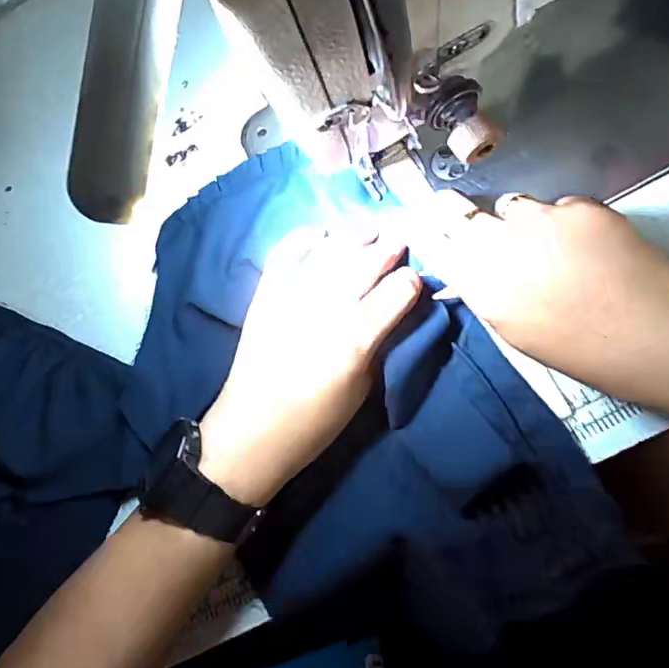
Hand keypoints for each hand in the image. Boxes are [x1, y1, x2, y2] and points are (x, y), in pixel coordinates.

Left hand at [198, 227, 422, 504]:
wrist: (253, 431)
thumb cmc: (317, 419)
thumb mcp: (365, 386)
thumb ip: (383, 340)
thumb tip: (398, 307)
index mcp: (355, 340)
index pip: (398, 289)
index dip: (412, 281)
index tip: (416, 281)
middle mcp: (325, 309)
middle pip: (368, 259)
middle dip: (390, 249)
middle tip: (400, 245)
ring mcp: (292, 294)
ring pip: (334, 247)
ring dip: (357, 238)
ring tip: (370, 237)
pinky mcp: (266, 290)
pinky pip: (290, 247)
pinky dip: (312, 236)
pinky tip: (327, 238)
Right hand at [418, 194, 668, 423]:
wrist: (658, 336)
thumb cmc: (590, 352)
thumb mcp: (522, 333)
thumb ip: (492, 292)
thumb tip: (479, 263)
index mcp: (487, 295)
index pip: (443, 245)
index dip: (438, 227)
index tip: (435, 216)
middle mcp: (502, 253)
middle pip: (463, 213)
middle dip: (462, 209)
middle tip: (466, 207)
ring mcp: (540, 225)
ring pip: (515, 206)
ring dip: (526, 219)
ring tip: (556, 244)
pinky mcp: (578, 208)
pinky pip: (561, 205)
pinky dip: (571, 219)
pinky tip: (594, 245)